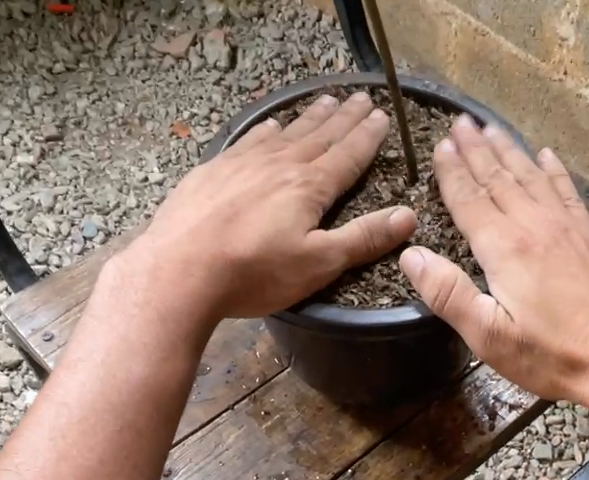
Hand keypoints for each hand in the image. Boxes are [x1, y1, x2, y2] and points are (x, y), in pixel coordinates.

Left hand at [123, 92, 418, 320]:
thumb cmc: (255, 273)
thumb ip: (363, 239)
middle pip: (319, 135)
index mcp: (309, 187)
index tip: (382, 116)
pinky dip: (268, 130)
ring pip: (286, 133)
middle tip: (361, 98)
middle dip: (343, 118)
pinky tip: (272, 126)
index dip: (367, 137)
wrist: (180, 270)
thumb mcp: (318, 264)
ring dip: (310, 118)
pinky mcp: (214, 171)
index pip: (347, 155)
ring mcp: (243, 163)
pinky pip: (250, 140)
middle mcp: (279, 165)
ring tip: (327, 102)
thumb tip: (408, 216)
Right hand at [398, 117, 588, 411]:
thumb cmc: (552, 356)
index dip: (452, 173)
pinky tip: (546, 155)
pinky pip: (566, 191)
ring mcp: (568, 228)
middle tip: (460, 122)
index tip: (440, 146)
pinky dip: (552, 170)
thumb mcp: (489, 337)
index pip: (470, 200)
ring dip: (509, 151)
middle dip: (477, 150)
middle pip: (500, 178)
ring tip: (491, 129)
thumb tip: (412, 255)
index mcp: (505, 249)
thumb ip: (449, 294)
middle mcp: (535, 226)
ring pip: (532, 177)